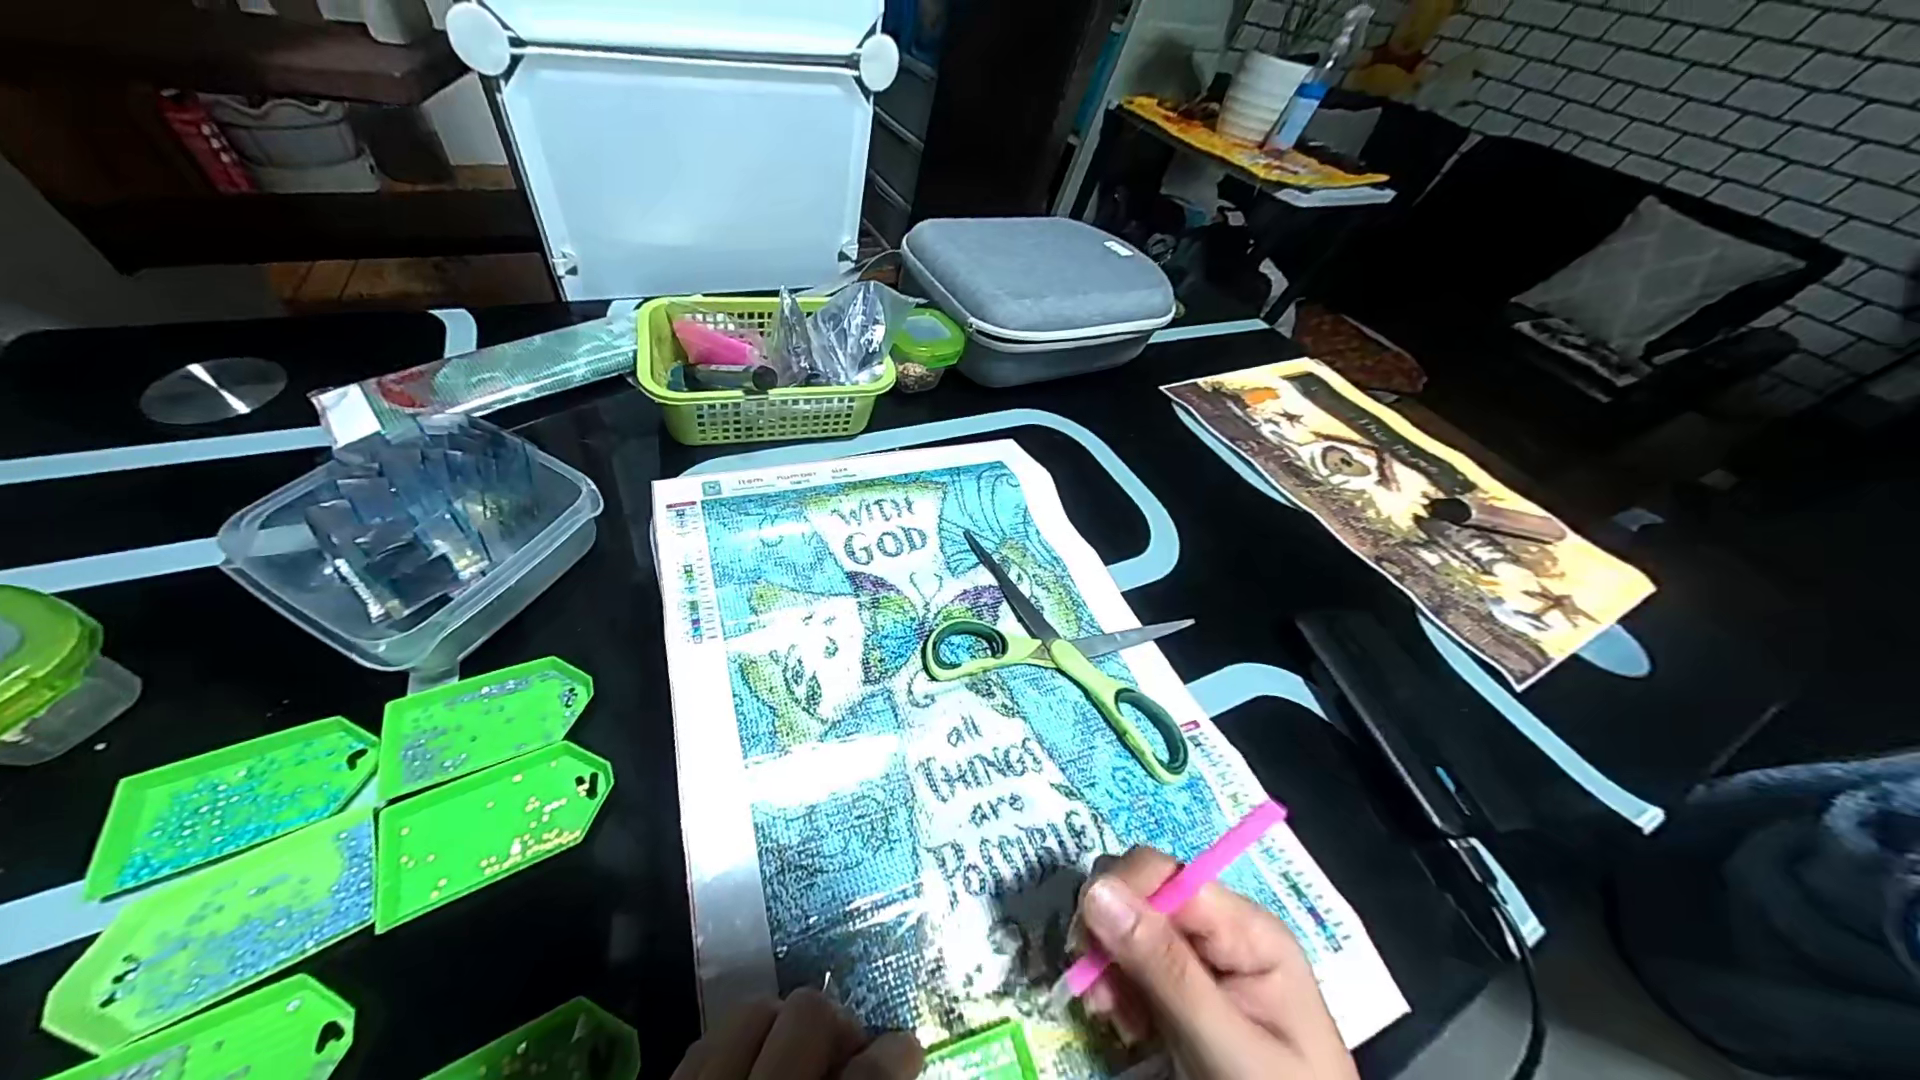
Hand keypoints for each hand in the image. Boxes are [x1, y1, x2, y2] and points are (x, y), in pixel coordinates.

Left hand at [668, 988, 924, 1079]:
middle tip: (846, 1056)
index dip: (897, 1055)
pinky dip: (736, 1045)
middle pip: (809, 1014)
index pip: (868, 1073)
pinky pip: (705, 1040)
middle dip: (837, 1028)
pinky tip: (750, 1067)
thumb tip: (897, 1052)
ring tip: (794, 1057)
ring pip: (754, 1010)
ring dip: (783, 1028)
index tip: (907, 1048)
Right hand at [1073, 846, 1358, 1079]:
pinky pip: (1127, 959)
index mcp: (1246, 926)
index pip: (1166, 873)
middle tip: (1102, 998)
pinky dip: (1112, 986)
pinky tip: (1126, 1025)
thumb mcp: (1227, 1045)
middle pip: (1140, 890)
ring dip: (1106, 965)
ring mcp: (1198, 956)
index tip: (1088, 949)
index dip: (1119, 896)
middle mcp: (1219, 927)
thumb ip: (1166, 968)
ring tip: (1117, 1020)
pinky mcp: (1178, 985)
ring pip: (1124, 921)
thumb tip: (1097, 888)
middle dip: (1107, 933)